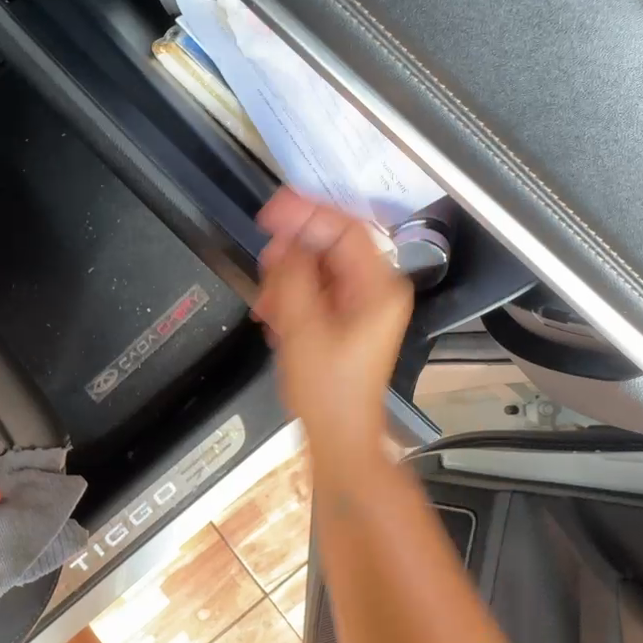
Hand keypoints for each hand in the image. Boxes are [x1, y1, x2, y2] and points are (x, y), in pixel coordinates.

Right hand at [253, 189, 412, 455]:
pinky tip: (274, 316)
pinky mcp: (342, 320)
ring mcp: (358, 306)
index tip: (274, 209)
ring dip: (286, 279)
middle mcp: (374, 290)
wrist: (338, 432)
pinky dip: (289, 296)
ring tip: (268, 304)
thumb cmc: (328, 389)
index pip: (346, 229)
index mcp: (377, 288)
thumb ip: (293, 277)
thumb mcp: (302, 327)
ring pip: (317, 269)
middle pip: (330, 247)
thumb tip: (284, 243)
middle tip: (265, 266)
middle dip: (292, 254)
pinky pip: (313, 291)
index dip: (309, 213)